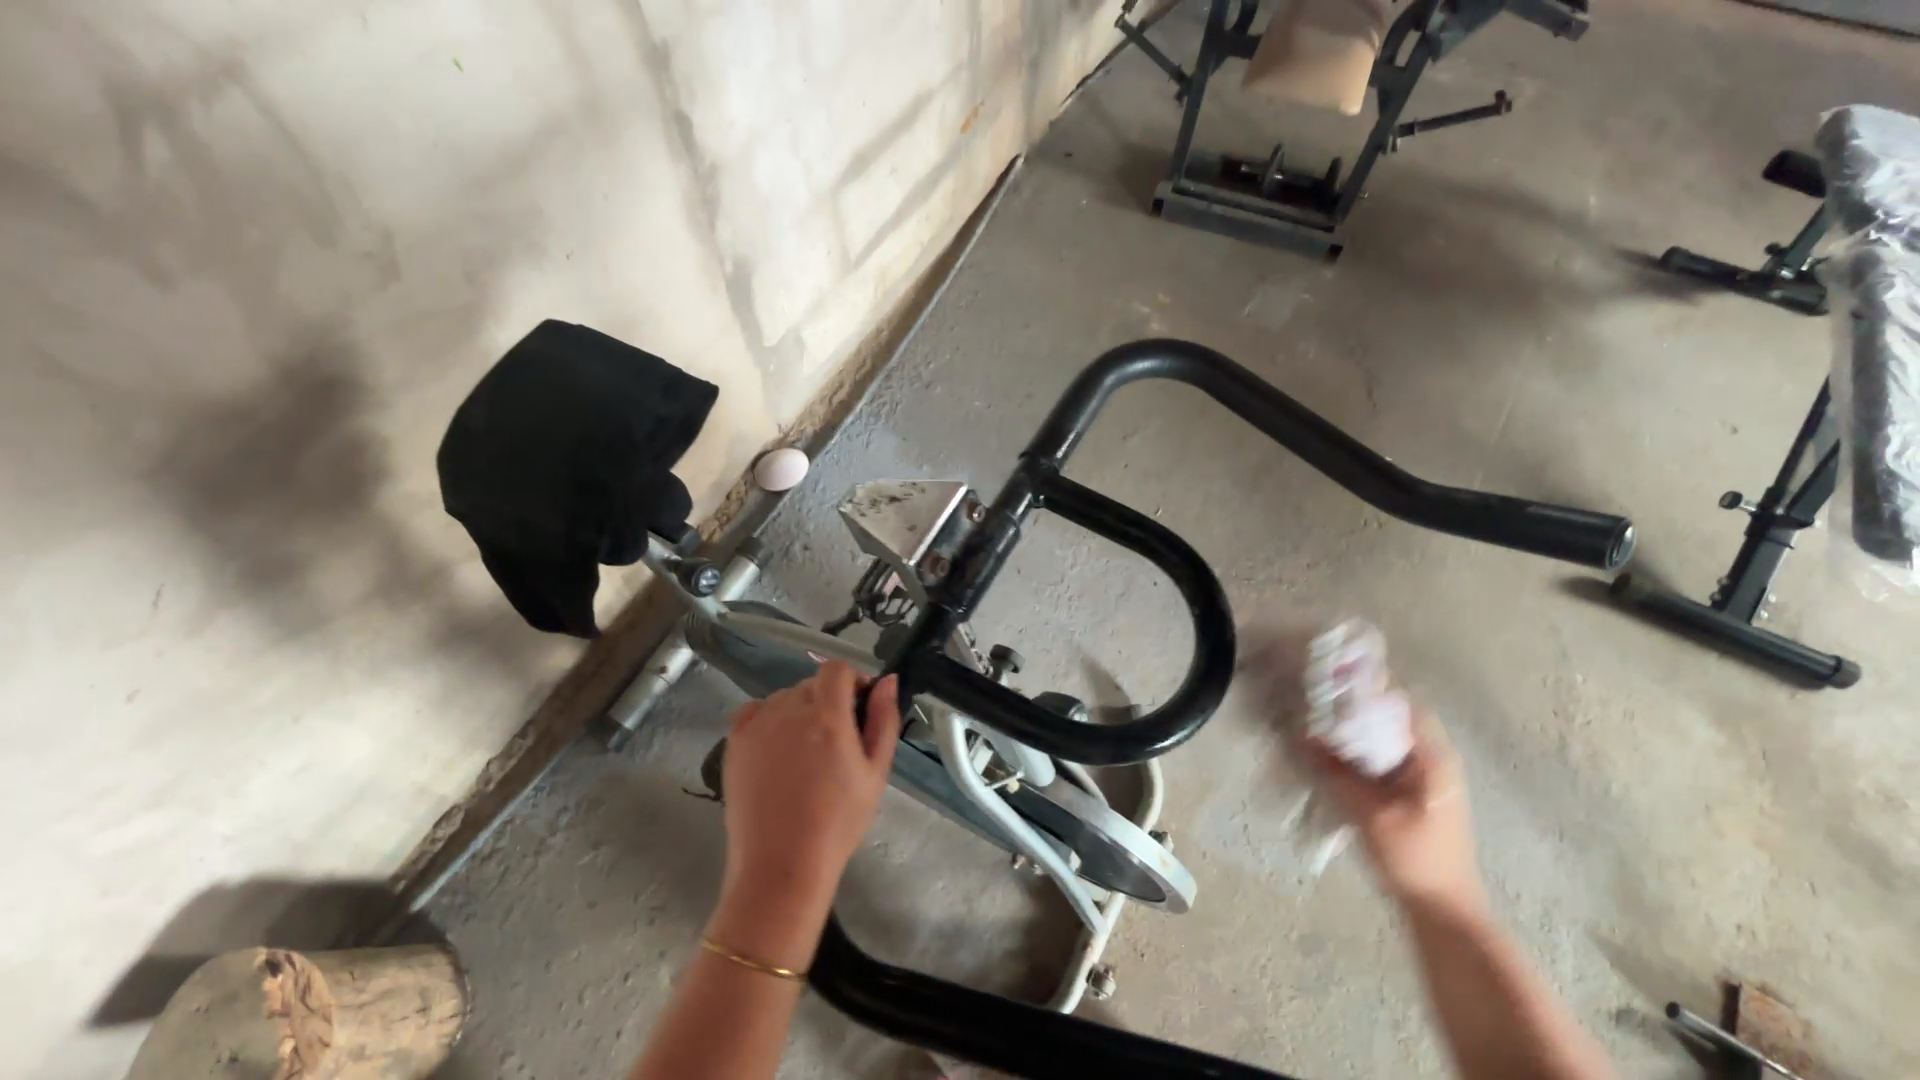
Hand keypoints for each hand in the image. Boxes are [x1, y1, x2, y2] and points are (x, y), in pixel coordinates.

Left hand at [709, 663, 900, 967]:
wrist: (782, 864)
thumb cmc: (838, 822)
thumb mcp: (875, 774)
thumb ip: (883, 721)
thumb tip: (887, 681)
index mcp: (827, 717)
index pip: (836, 668)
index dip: (852, 681)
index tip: (859, 707)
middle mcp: (788, 710)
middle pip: (812, 684)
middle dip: (828, 702)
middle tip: (837, 743)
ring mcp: (756, 725)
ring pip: (784, 698)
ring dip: (799, 712)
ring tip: (805, 755)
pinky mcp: (734, 742)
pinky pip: (756, 712)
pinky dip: (770, 721)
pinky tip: (778, 752)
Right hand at [1304, 709, 1483, 911]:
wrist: (1445, 910)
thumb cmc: (1415, 858)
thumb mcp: (1370, 814)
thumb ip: (1337, 773)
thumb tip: (1304, 738)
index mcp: (1434, 758)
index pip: (1404, 705)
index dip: (1370, 692)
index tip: (1333, 687)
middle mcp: (1434, 762)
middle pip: (1393, 722)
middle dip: (1355, 715)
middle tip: (1317, 712)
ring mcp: (1426, 781)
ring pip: (1386, 744)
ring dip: (1355, 738)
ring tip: (1318, 734)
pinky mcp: (1414, 798)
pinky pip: (1384, 765)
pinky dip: (1360, 760)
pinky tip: (1333, 764)